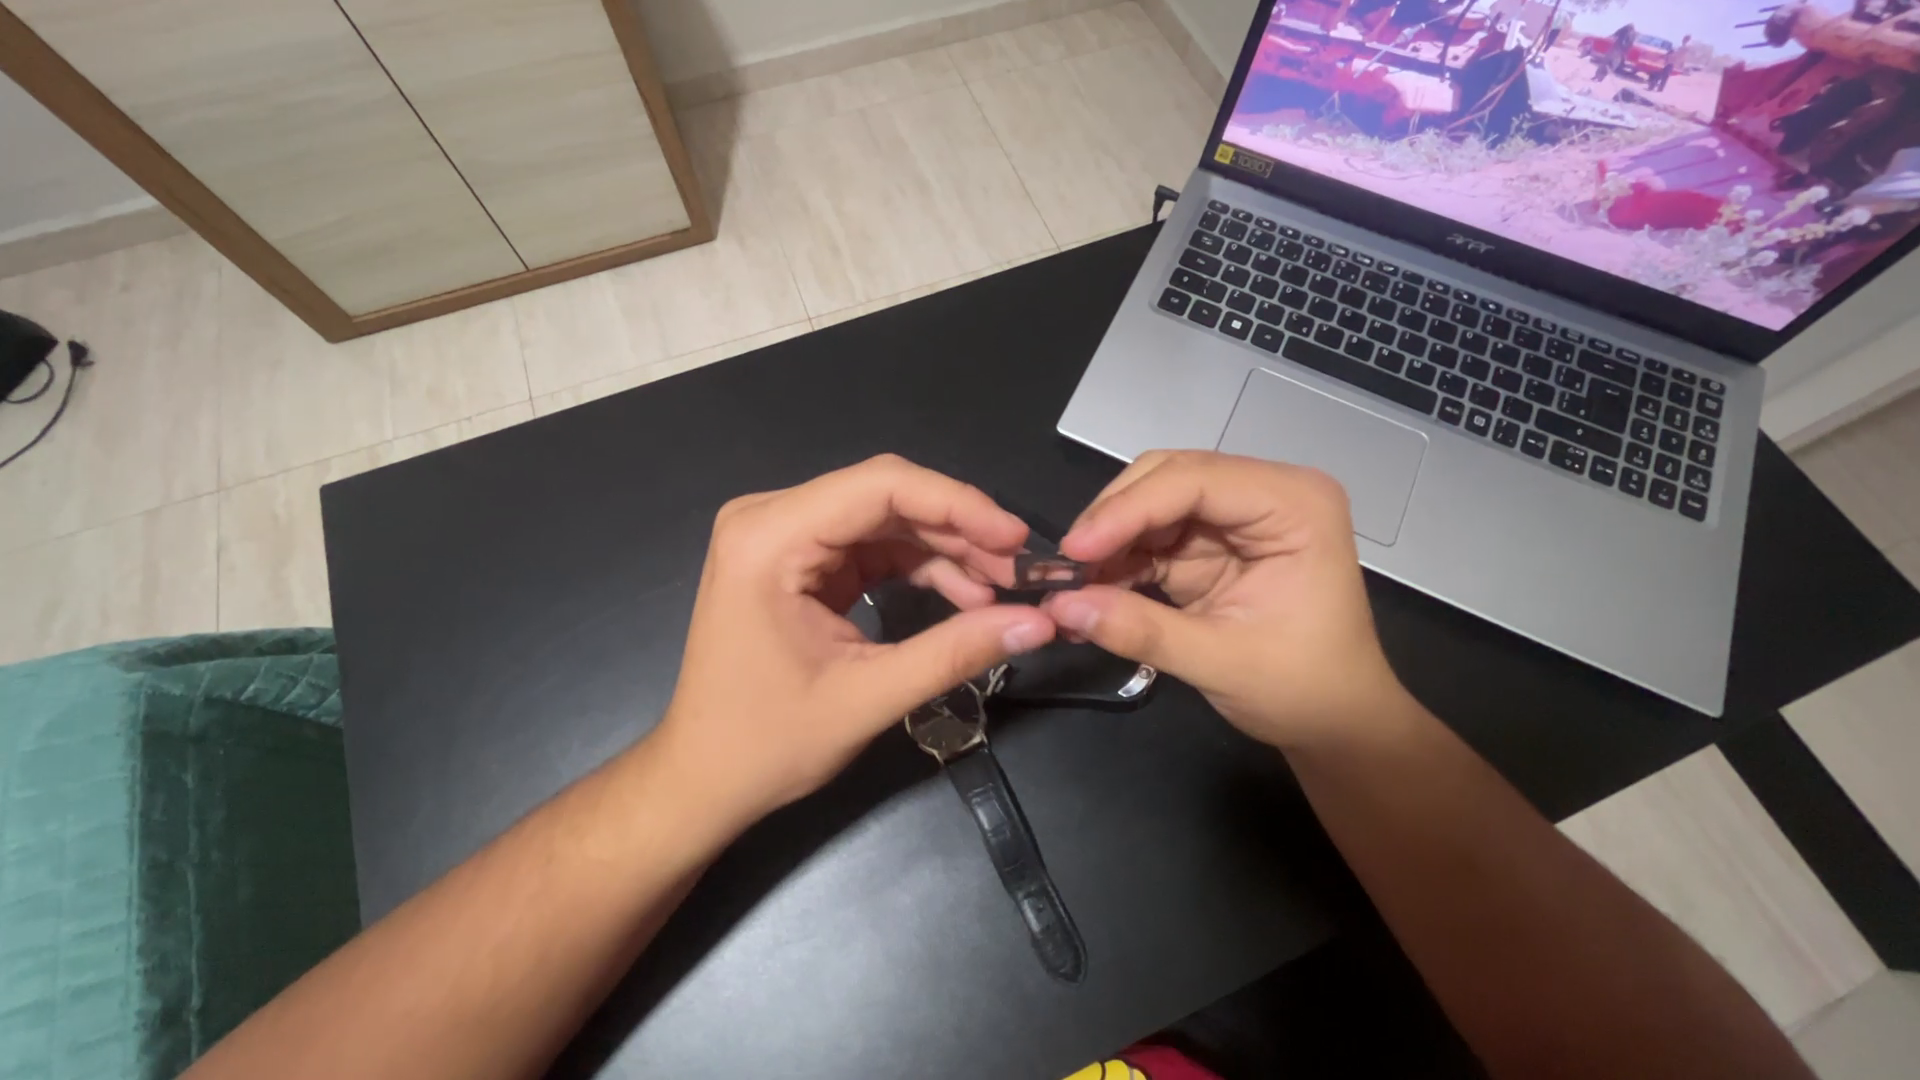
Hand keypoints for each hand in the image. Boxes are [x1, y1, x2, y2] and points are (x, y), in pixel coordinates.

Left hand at [652, 455, 1055, 826]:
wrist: (704, 777)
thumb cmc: (766, 743)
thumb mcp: (868, 697)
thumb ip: (954, 652)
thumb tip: (1040, 623)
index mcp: (769, 538)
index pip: (880, 486)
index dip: (958, 504)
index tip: (1016, 538)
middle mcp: (770, 518)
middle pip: (885, 496)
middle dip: (959, 530)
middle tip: (1020, 571)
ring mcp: (782, 536)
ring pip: (886, 519)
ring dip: (945, 550)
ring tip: (1000, 591)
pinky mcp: (799, 560)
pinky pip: (872, 546)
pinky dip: (919, 567)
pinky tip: (963, 596)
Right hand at [1041, 451, 1408, 749]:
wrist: (1336, 722)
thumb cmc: (1303, 689)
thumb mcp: (1223, 662)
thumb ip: (1142, 630)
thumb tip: (1061, 607)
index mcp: (1292, 504)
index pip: (1194, 481)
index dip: (1127, 510)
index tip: (1074, 550)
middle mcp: (1264, 494)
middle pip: (1166, 478)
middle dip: (1112, 520)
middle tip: (1065, 566)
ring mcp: (1234, 517)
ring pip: (1150, 503)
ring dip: (1108, 541)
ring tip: (1068, 582)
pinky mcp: (1210, 544)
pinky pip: (1150, 538)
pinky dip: (1117, 562)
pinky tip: (1088, 590)